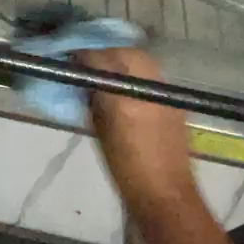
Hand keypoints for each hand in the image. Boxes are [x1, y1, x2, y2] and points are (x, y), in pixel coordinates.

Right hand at [80, 48, 198, 215]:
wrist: (164, 192)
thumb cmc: (123, 166)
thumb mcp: (98, 127)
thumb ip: (92, 95)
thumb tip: (83, 75)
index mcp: (123, 97)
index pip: (98, 59)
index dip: (81, 55)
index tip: (69, 58)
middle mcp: (146, 86)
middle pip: (121, 51)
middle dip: (102, 52)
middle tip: (87, 62)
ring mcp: (163, 90)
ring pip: (138, 57)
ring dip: (120, 58)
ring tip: (106, 69)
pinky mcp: (174, 96)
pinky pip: (151, 71)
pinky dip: (136, 69)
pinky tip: (126, 80)